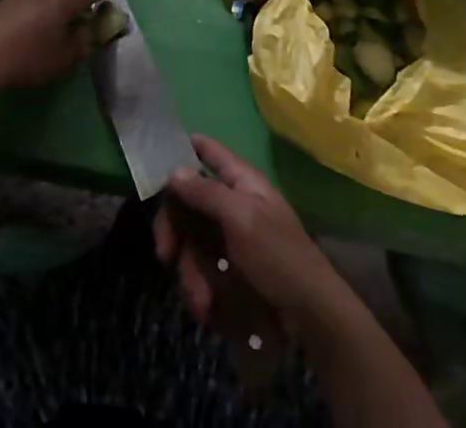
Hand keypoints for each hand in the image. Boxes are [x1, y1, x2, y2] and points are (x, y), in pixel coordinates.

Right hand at [153, 135, 342, 330]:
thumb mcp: (242, 218)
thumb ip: (205, 191)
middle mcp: (232, 203)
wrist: (313, 318)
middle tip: (165, 254)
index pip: (207, 150)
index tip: (153, 160)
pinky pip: (201, 266)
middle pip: (186, 200)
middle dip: (173, 229)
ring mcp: (229, 235)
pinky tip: (206, 308)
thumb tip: (173, 170)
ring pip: (190, 239)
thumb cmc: (279, 257)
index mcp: (240, 182)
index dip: (181, 147)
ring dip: (189, 270)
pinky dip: (199, 286)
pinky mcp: (229, 266)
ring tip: (201, 301)